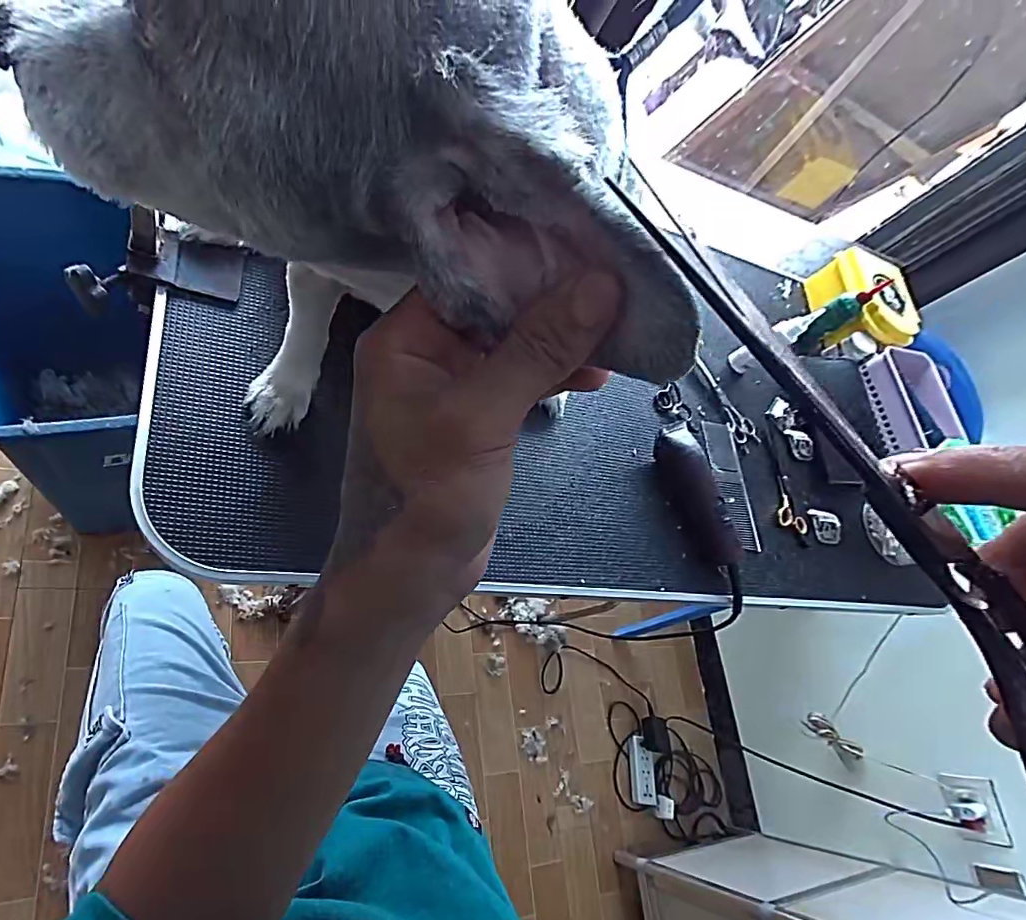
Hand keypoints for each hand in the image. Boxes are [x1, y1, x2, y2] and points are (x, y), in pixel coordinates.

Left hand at [319, 273, 620, 630]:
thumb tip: (598, 284)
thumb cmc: (426, 500)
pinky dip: (554, 371)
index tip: (590, 239)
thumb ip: (536, 350)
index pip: (468, 272)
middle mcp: (424, 352)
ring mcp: (451, 384)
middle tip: (620, 277)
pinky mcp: (475, 415)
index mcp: (404, 338)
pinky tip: (597, 369)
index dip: (528, 254)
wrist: (411, 574)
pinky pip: (518, 376)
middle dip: (555, 293)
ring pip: (513, 340)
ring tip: (621, 324)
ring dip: (563, 335)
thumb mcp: (480, 419)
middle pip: (496, 303)